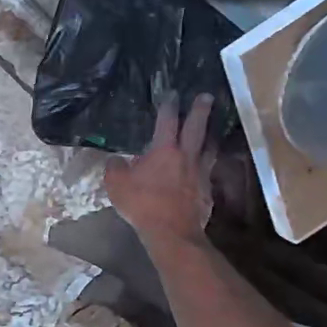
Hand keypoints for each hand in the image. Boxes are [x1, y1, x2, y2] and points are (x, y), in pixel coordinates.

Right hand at [105, 94, 215, 247]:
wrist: (172, 232)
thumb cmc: (142, 203)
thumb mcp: (117, 184)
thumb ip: (115, 167)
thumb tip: (116, 160)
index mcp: (164, 150)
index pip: (167, 120)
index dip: (169, 105)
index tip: (172, 93)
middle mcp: (186, 156)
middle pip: (196, 128)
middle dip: (201, 110)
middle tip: (207, 96)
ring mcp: (200, 174)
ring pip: (208, 149)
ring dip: (210, 137)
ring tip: (211, 131)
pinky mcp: (207, 192)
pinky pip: (208, 173)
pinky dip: (207, 167)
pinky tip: (204, 170)